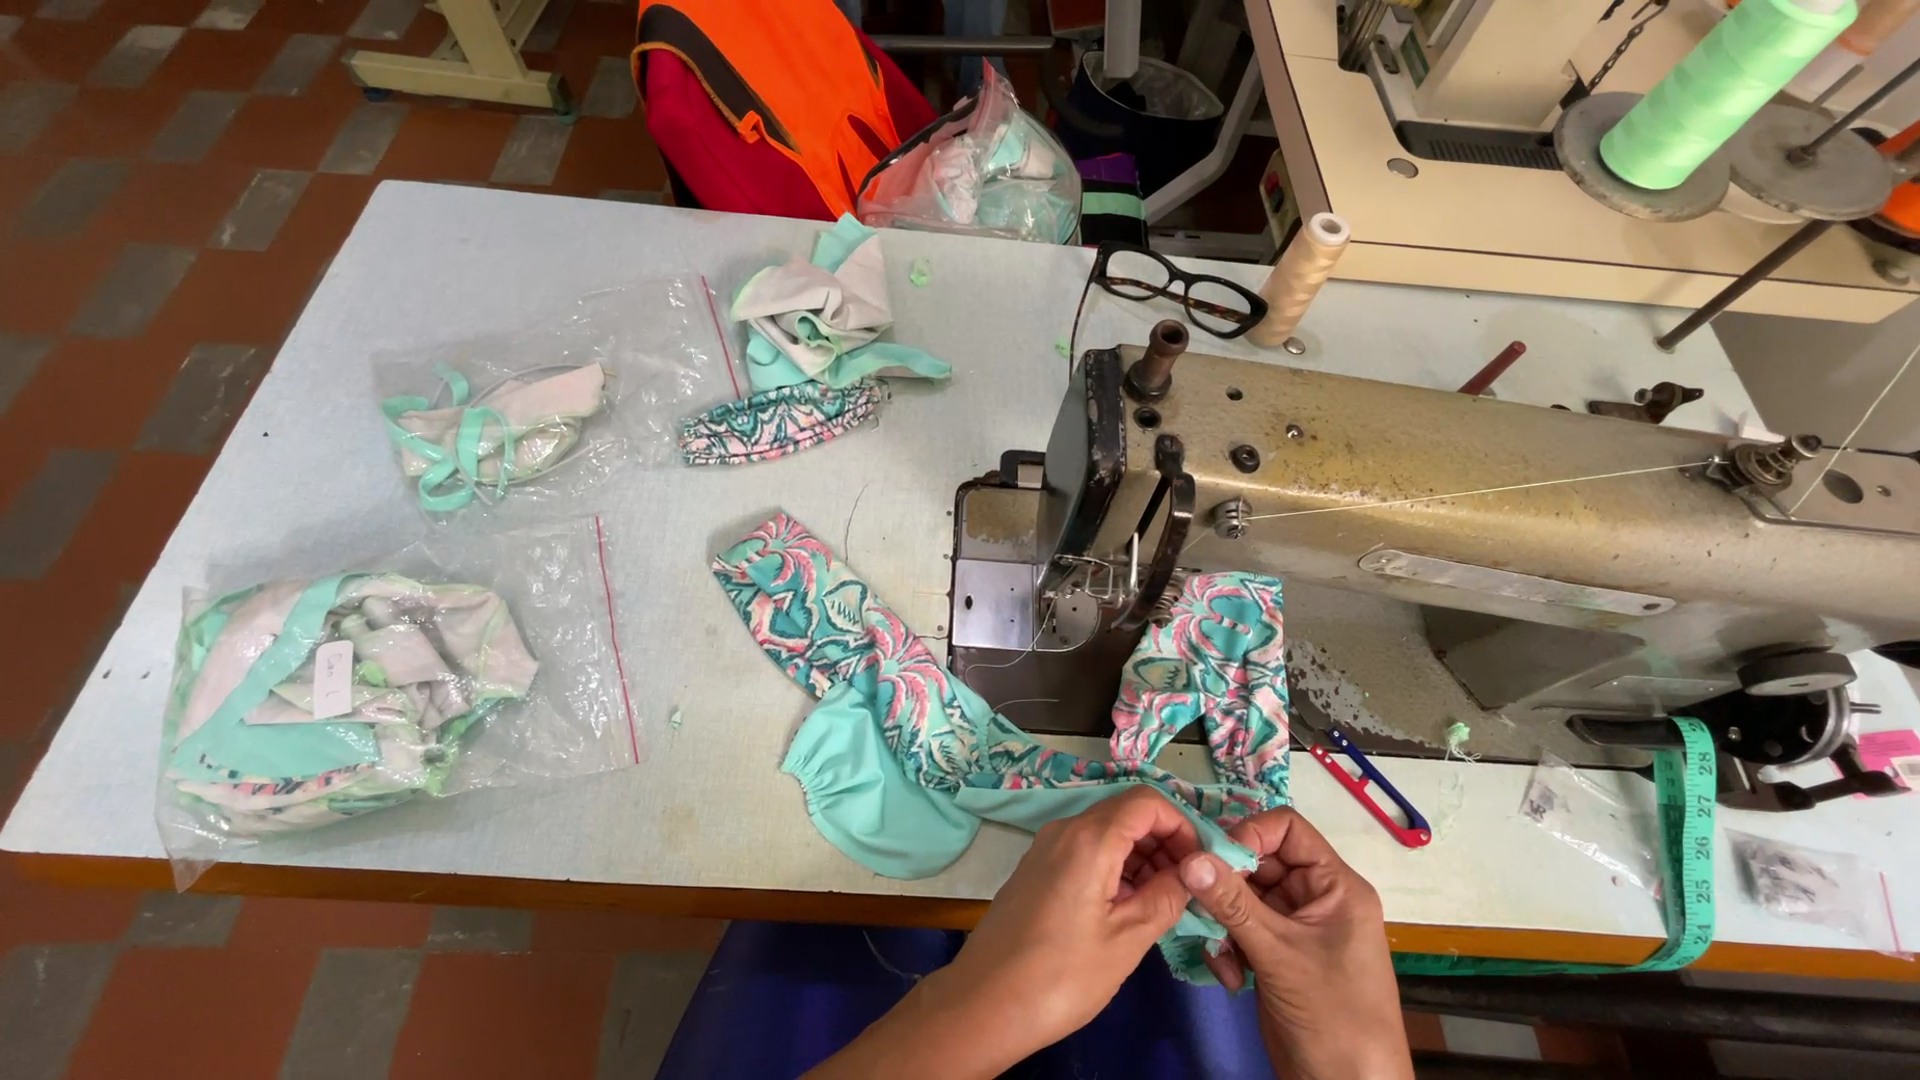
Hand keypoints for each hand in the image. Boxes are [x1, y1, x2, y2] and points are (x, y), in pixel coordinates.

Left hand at [943, 786, 1203, 1048]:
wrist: (985, 1002)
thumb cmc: (1061, 975)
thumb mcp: (1127, 939)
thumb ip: (1165, 897)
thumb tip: (1191, 873)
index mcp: (1088, 839)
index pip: (1146, 801)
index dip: (1181, 824)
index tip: (1201, 863)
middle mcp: (1064, 830)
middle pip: (1126, 813)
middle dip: (1163, 841)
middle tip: (1187, 886)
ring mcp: (1046, 848)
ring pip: (1106, 832)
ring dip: (1140, 856)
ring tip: (1162, 902)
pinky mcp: (1037, 868)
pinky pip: (1085, 850)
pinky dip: (1114, 866)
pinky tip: (1127, 906)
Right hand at [1178, 808, 1412, 1079]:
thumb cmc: (1333, 1017)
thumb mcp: (1279, 955)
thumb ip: (1232, 903)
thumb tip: (1189, 856)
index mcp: (1335, 887)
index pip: (1287, 829)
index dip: (1249, 834)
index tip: (1213, 858)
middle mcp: (1317, 899)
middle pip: (1260, 862)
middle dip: (1226, 882)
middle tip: (1194, 899)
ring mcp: (1297, 928)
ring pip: (1245, 896)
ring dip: (1222, 919)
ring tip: (1214, 947)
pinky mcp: (1279, 956)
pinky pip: (1242, 928)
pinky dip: (1228, 946)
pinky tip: (1226, 974)